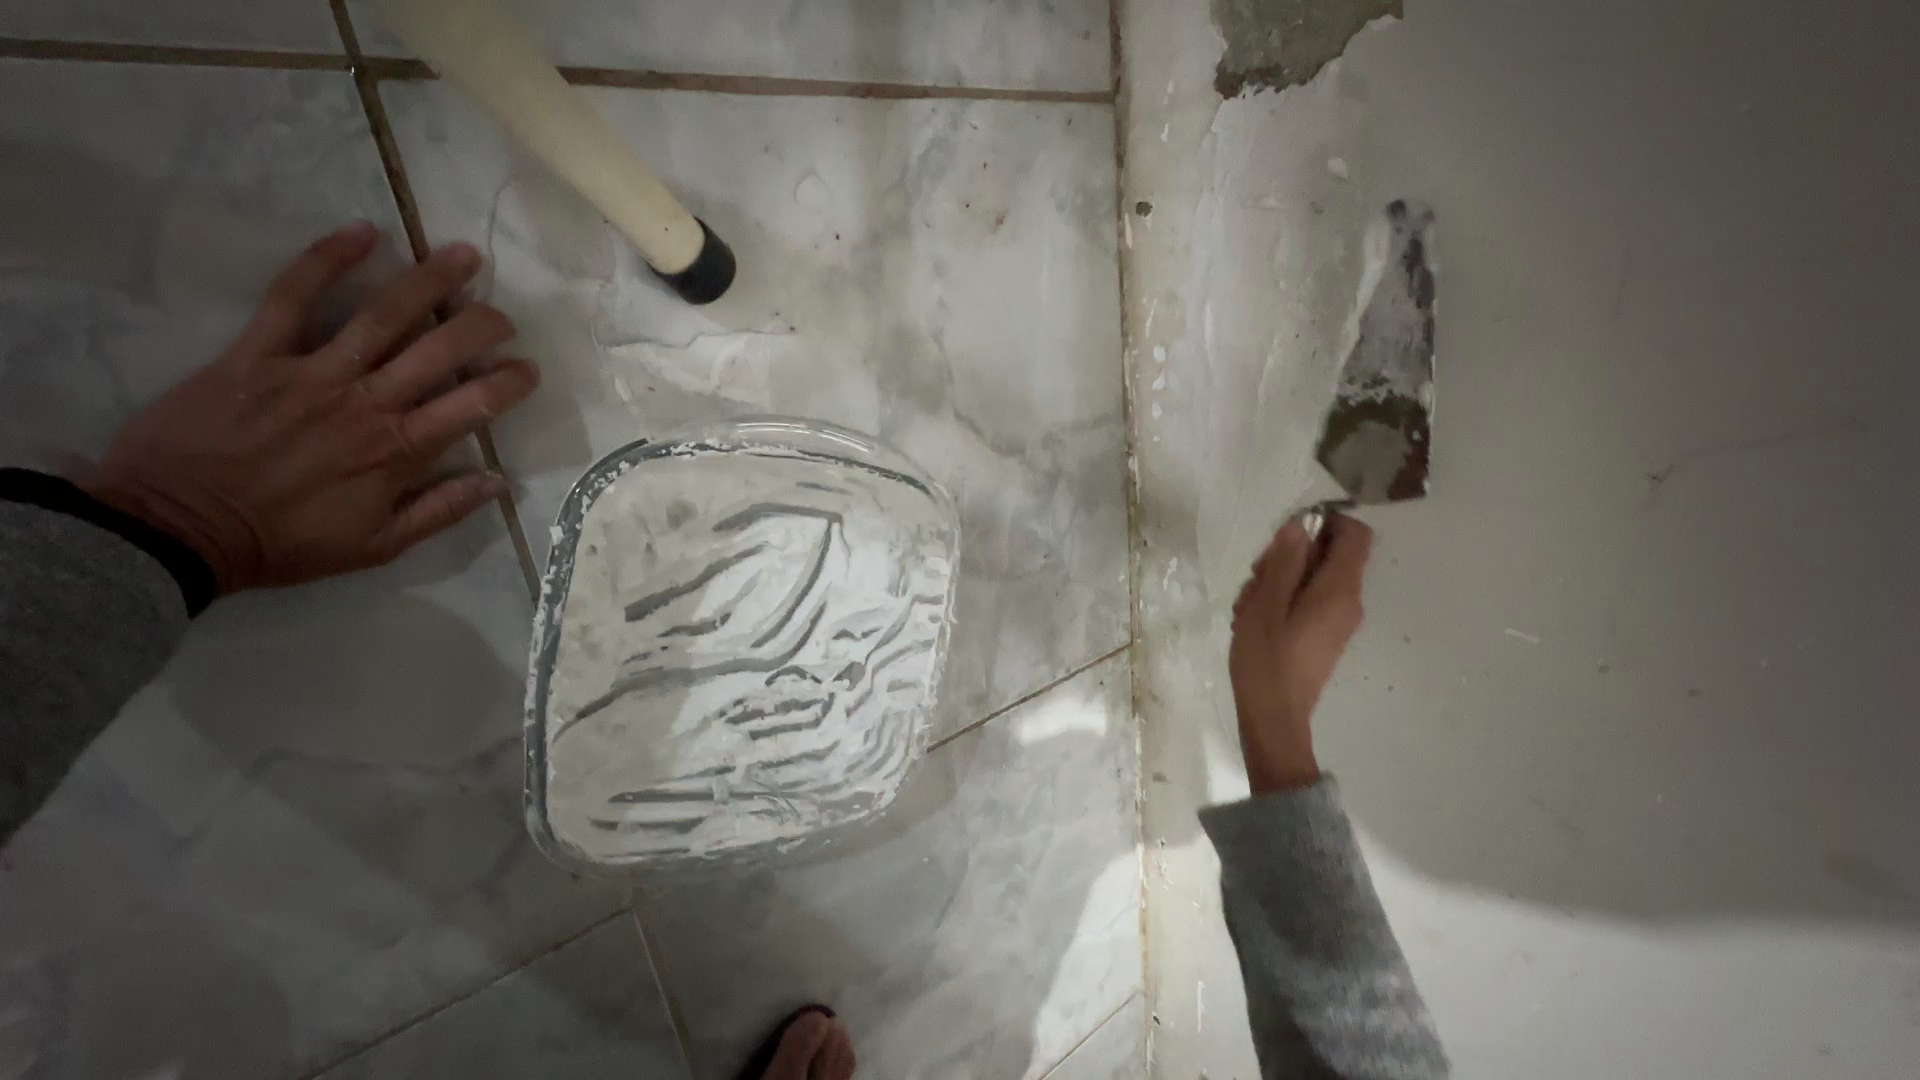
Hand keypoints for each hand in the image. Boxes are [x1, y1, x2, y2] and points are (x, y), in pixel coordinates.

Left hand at [80, 221, 540, 593]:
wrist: (174, 528)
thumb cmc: (286, 542)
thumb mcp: (379, 545)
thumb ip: (442, 511)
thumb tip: (500, 482)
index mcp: (399, 450)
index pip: (473, 405)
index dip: (509, 382)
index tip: (529, 369)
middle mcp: (367, 403)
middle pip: (438, 350)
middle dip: (481, 325)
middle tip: (503, 315)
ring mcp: (312, 372)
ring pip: (382, 316)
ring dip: (427, 281)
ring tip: (461, 254)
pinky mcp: (256, 354)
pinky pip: (293, 298)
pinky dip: (326, 261)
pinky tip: (363, 233)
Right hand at [1227, 512, 1373, 793]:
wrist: (1274, 718)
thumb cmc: (1266, 660)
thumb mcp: (1265, 604)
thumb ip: (1284, 562)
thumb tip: (1300, 526)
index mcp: (1338, 590)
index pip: (1354, 534)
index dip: (1325, 522)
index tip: (1286, 535)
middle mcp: (1348, 602)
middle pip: (1330, 555)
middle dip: (1290, 555)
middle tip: (1254, 577)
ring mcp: (1338, 621)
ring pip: (1313, 579)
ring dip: (1279, 580)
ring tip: (1247, 605)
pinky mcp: (1324, 636)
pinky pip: (1309, 602)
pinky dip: (1282, 601)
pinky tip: (1254, 620)